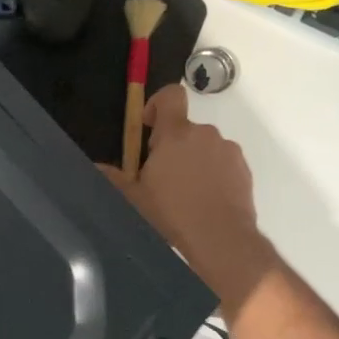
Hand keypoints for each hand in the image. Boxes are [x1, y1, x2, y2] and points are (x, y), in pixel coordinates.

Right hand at [100, 85, 277, 311]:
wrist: (221, 243)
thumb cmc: (171, 216)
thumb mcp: (132, 200)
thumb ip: (111, 178)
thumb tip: (93, 167)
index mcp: (176, 135)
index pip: (170, 96)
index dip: (157, 104)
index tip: (148, 126)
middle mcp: (206, 135)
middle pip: (185, 130)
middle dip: (172, 147)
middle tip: (159, 179)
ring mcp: (229, 153)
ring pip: (205, 148)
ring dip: (193, 162)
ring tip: (183, 196)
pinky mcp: (244, 172)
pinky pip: (223, 165)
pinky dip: (213, 177)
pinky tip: (203, 204)